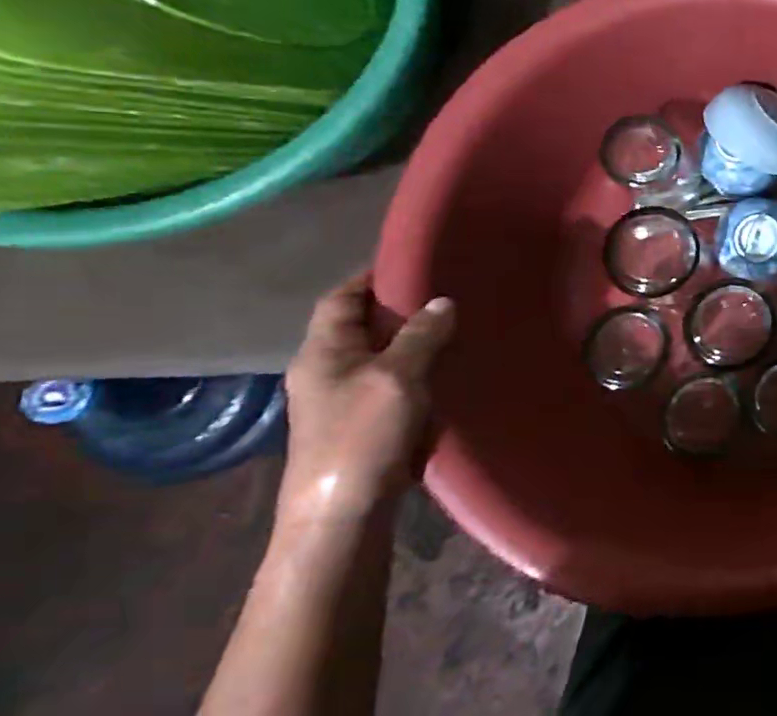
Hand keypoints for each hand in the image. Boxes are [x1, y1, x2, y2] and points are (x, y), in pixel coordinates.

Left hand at [277, 274, 454, 529]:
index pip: (339, 299)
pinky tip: (445, 370)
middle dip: (399, 308)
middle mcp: (325, 370)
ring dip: (411, 340)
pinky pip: (388, 381)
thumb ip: (421, 335)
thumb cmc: (361, 436)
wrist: (342, 514)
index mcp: (322, 352)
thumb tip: (443, 302)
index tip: (412, 263)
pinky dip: (415, 369)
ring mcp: (340, 400)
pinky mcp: (360, 423)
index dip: (370, 277)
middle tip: (446, 293)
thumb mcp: (397, 376)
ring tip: (454, 327)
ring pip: (377, 354)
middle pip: (359, 325)